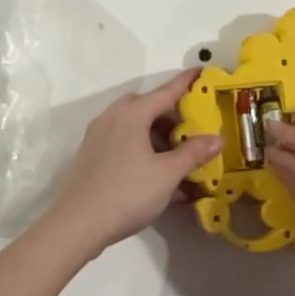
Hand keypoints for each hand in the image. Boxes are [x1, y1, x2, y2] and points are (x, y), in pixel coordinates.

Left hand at [40, 69, 221, 256]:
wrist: (77, 224)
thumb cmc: (127, 193)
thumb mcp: (167, 174)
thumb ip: (193, 153)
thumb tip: (217, 138)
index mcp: (132, 114)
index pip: (166, 91)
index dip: (186, 82)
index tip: (201, 71)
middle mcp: (113, 117)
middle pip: (147, 107)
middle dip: (171, 115)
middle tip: (192, 129)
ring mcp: (99, 136)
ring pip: (135, 126)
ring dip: (157, 136)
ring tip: (179, 158)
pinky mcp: (92, 156)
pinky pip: (124, 143)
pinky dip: (143, 150)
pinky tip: (158, 175)